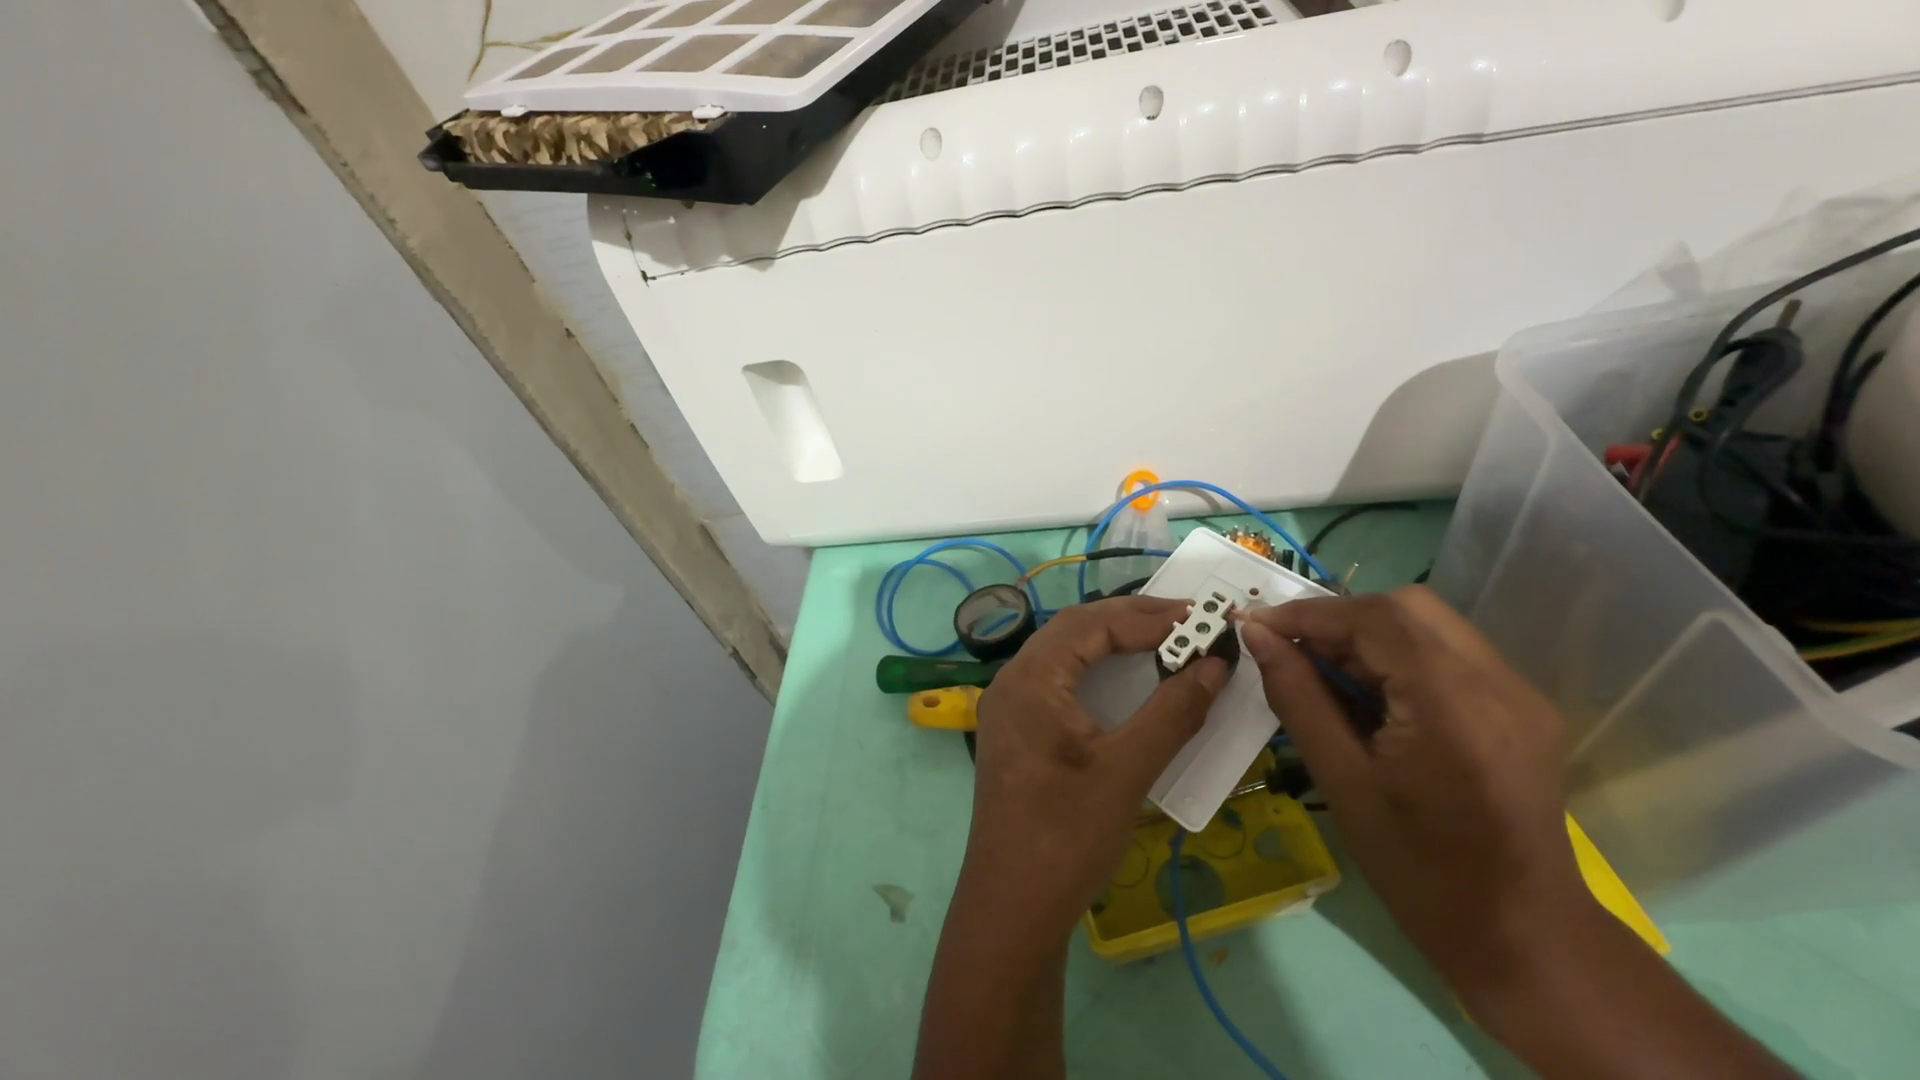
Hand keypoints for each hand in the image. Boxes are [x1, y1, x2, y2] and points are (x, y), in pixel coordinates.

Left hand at [961, 595, 1228, 935]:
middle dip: (1131, 621)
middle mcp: (1012, 684)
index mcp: (1030, 681)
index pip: (1090, 624)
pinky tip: (1128, 683)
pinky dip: (1097, 672)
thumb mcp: (1127, 770)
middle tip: (1188, 621)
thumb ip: (1172, 712)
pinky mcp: (1017, 735)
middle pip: (1073, 631)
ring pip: (1064, 655)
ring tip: (1166, 640)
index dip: (1147, 617)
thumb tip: (1215, 665)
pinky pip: (1058, 683)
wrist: (1012, 906)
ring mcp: (1009, 710)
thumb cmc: (1067, 835)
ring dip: (1113, 643)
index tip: (1199, 618)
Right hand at [1238, 587, 1795, 1078]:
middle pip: (1409, 607)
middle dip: (1340, 618)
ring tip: (1323, 672)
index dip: (1308, 615)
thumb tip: (1256, 636)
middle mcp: (1498, 683)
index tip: (1255, 626)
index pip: (1375, 621)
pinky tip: (1371, 694)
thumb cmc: (1416, 869)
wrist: (1518, 930)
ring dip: (1369, 634)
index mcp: (1452, 707)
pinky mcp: (1523, 706)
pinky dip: (1401, 656)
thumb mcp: (1342, 783)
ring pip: (1431, 624)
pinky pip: (1452, 653)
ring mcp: (1519, 692)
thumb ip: (1298, 698)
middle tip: (1290, 651)